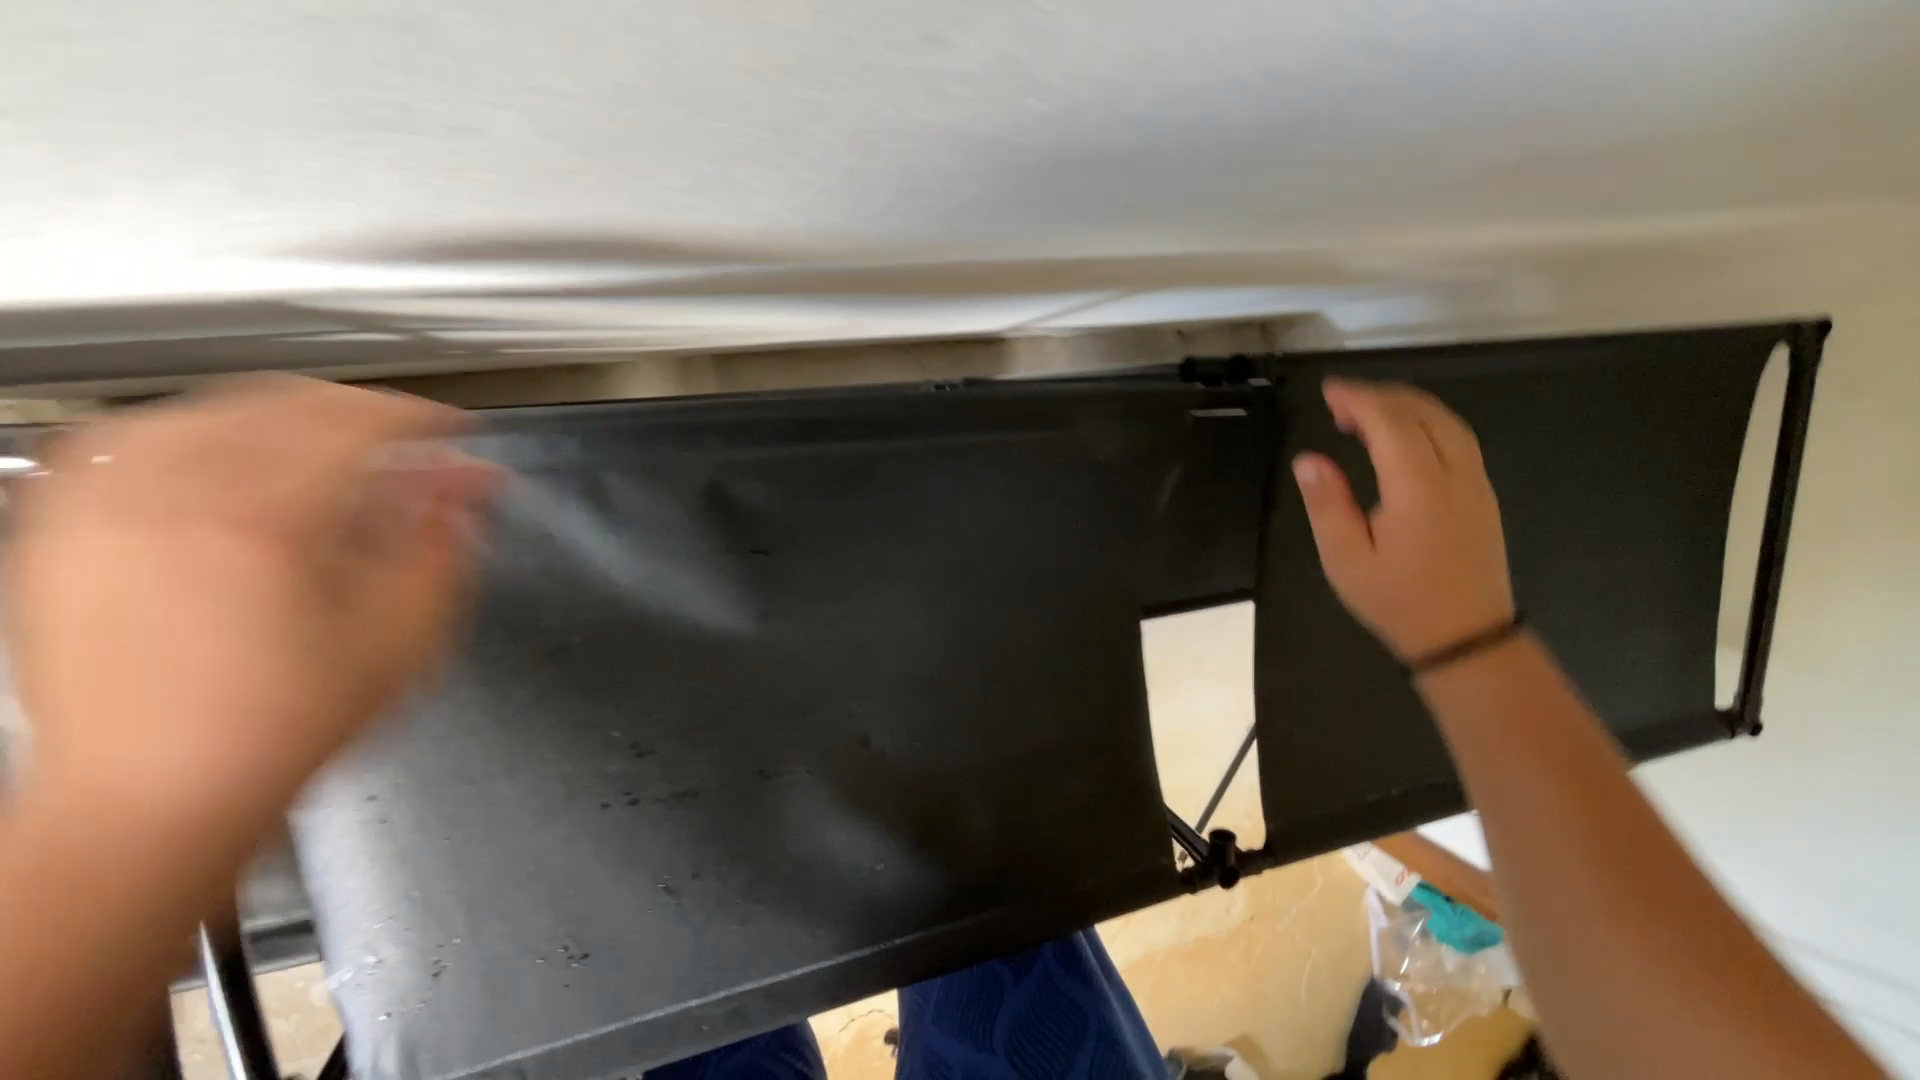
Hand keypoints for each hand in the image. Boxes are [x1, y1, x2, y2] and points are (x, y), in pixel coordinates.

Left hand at [6, 376, 496, 822]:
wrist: (154, 799)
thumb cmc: (280, 729)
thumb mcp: (401, 636)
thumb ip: (440, 545)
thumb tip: (464, 484)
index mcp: (262, 522)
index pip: (354, 425)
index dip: (418, 418)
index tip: (450, 428)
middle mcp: (169, 498)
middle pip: (284, 404)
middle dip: (361, 414)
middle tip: (406, 444)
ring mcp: (101, 510)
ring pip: (207, 410)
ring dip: (286, 415)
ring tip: (330, 444)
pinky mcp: (60, 532)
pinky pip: (130, 441)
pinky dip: (197, 432)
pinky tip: (231, 456)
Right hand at [1291, 378, 1514, 662]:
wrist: (1466, 637)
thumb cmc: (1398, 601)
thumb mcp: (1346, 560)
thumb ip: (1327, 504)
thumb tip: (1309, 459)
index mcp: (1418, 489)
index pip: (1390, 424)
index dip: (1359, 399)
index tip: (1329, 391)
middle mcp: (1454, 475)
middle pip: (1422, 413)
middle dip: (1380, 396)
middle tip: (1340, 401)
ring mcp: (1475, 483)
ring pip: (1447, 422)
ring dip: (1407, 406)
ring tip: (1369, 411)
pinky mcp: (1482, 495)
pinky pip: (1458, 438)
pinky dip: (1427, 422)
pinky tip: (1404, 436)